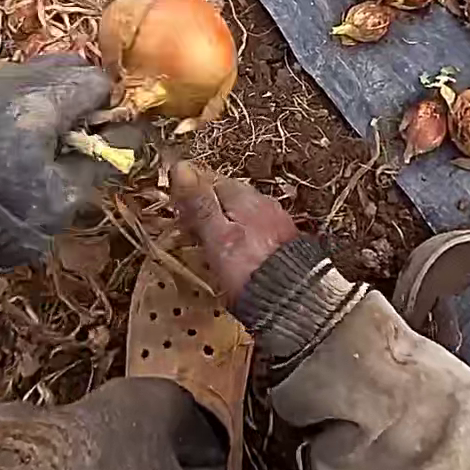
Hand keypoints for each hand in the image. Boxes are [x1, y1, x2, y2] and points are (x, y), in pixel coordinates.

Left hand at [0, 55, 133, 238]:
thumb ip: (108, 154)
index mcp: (40, 102)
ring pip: (42, 69)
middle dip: (84, 94)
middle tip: (79, 135)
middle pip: (71, 65)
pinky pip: (14, 81)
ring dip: (57, 94)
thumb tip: (133, 128)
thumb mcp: (67, 194)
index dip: (109, 106)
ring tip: (49, 135)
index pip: (97, 79)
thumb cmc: (4, 214)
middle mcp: (13, 80)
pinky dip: (29, 98)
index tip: (104, 135)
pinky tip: (21, 133)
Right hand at [170, 162, 299, 302]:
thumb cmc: (250, 270)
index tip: (175, 204)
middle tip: (188, 222)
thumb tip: (181, 168)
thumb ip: (200, 204)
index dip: (190, 191)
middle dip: (209, 205)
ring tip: (210, 239)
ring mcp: (276, 221)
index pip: (211, 180)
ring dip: (226, 220)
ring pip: (243, 212)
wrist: (295, 300)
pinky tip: (237, 251)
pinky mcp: (284, 242)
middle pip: (229, 195)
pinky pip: (256, 230)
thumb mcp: (217, 236)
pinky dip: (242, 236)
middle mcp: (264, 203)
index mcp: (245, 197)